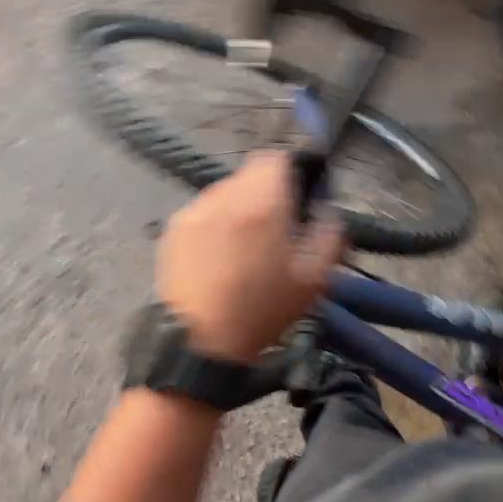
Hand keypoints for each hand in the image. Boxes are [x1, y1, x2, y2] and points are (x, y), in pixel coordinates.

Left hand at [156, 153, 347, 361]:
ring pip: (226, 193)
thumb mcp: (315, 279)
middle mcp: (224, 197)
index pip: (277, 157)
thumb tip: (326, 210)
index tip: (300, 193)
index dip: (293, 169)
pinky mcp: (172, 231)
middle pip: (251, 174)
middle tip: (277, 225)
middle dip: (267, 191)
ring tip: (247, 245)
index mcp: (262, 203)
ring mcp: (193, 212)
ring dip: (241, 207)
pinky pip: (204, 213)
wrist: (201, 344)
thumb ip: (330, 234)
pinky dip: (216, 224)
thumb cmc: (263, 312)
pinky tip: (221, 256)